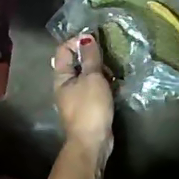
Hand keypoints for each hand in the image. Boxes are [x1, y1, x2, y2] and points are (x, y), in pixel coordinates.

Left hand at [52, 33, 113, 153]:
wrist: (92, 141)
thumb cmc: (90, 107)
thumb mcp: (92, 78)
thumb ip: (90, 57)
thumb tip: (86, 37)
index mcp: (61, 76)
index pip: (63, 50)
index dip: (78, 41)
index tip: (96, 40)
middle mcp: (66, 85)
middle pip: (76, 62)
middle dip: (92, 56)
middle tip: (108, 56)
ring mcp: (77, 97)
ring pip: (88, 75)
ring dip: (101, 70)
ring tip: (115, 70)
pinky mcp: (88, 106)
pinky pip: (95, 88)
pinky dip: (105, 83)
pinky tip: (117, 84)